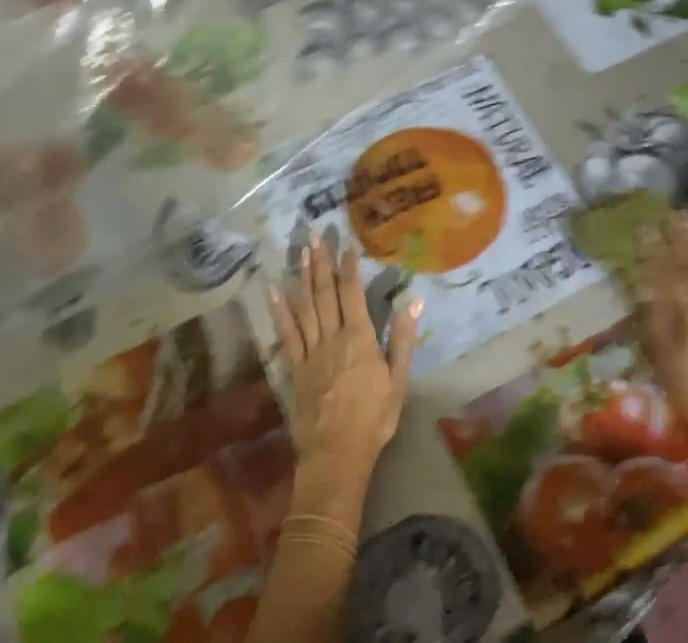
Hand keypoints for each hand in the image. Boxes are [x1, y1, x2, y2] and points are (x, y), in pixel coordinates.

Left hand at [268, 237, 422, 473]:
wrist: (336, 453)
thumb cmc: (374, 418)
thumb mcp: (398, 381)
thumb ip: (403, 340)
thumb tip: (413, 302)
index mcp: (359, 339)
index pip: (352, 294)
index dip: (349, 267)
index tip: (347, 244)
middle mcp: (332, 338)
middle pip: (324, 293)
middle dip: (321, 262)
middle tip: (315, 234)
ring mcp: (310, 351)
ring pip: (304, 306)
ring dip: (302, 276)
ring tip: (300, 251)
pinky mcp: (294, 367)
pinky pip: (286, 333)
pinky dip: (280, 310)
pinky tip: (274, 290)